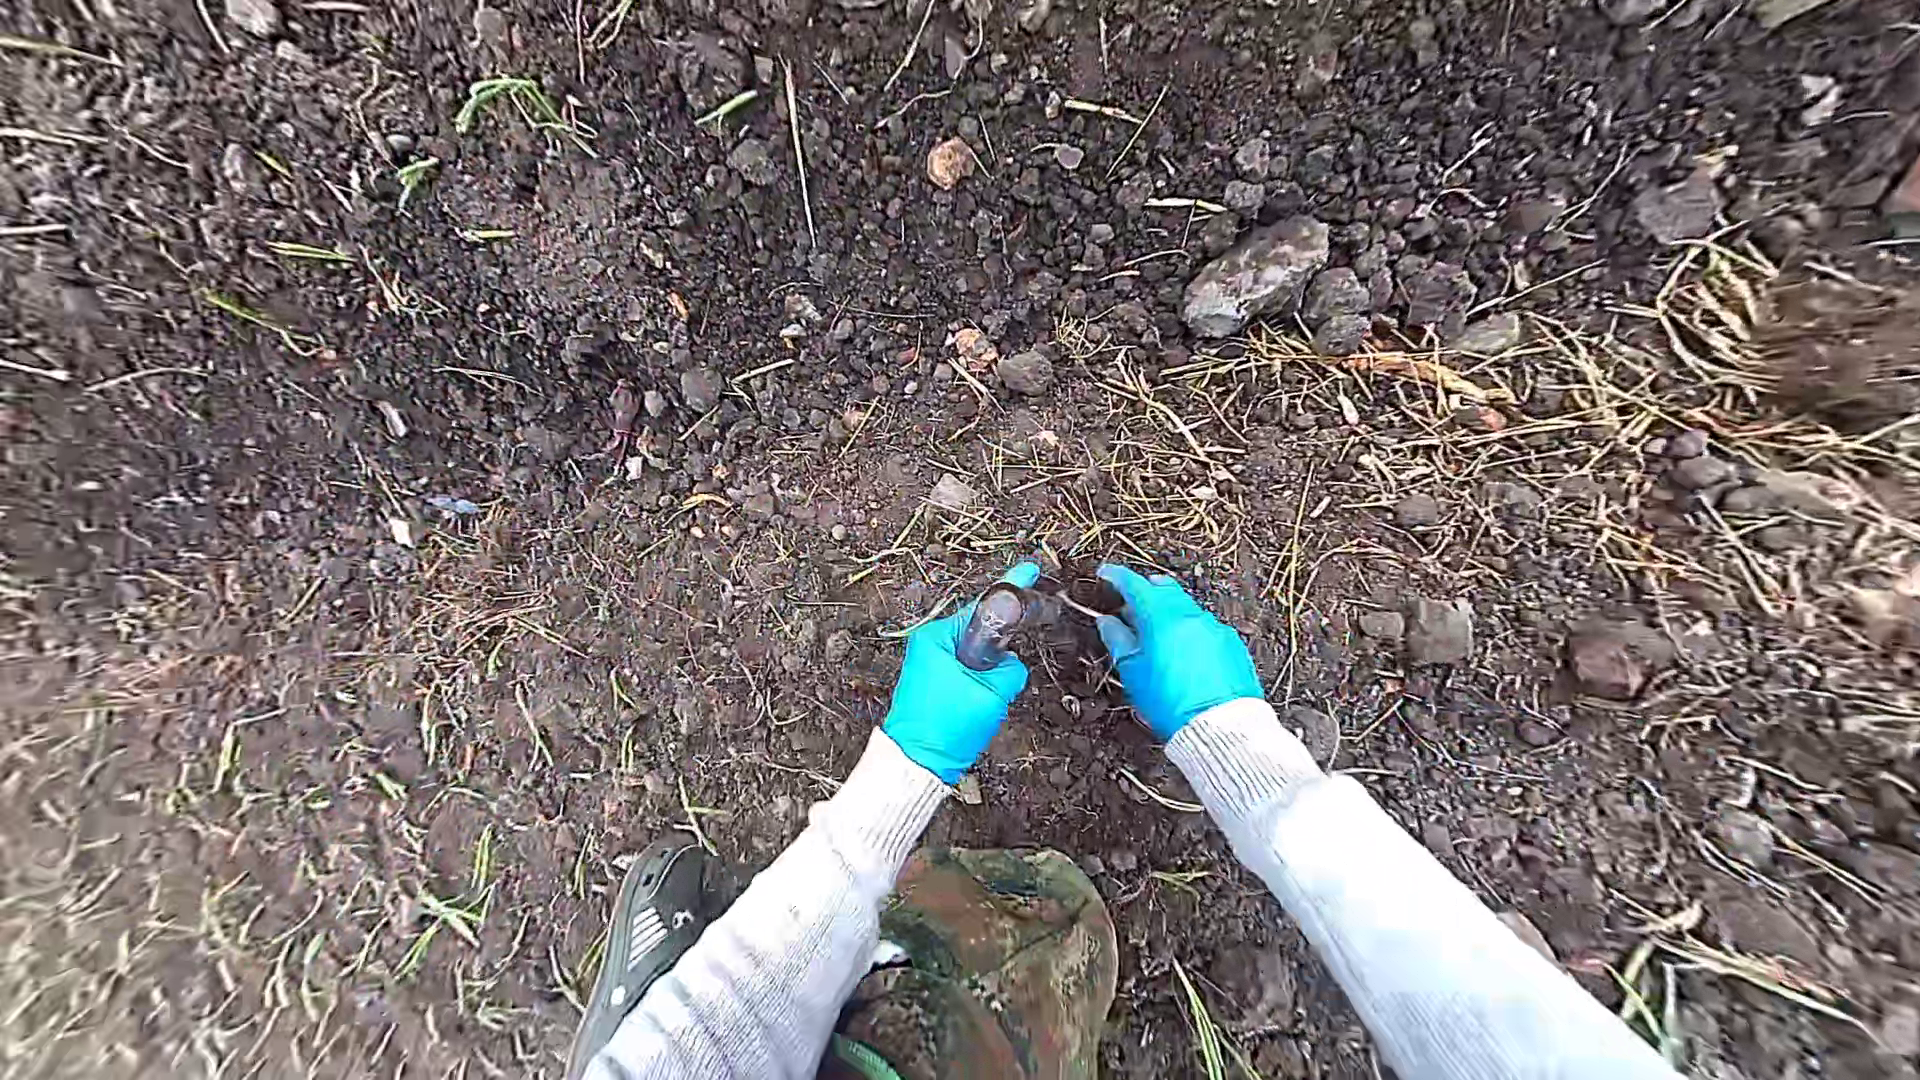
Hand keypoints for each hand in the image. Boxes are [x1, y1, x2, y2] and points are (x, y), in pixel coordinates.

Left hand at [883, 562, 1040, 782]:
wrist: (916, 763)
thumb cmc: (946, 727)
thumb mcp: (992, 693)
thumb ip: (1010, 669)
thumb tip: (1012, 662)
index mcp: (938, 637)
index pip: (981, 605)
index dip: (1010, 588)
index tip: (1029, 571)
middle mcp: (930, 642)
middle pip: (978, 626)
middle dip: (1002, 637)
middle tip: (1026, 634)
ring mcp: (930, 660)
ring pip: (974, 649)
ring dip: (991, 662)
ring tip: (995, 688)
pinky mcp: (934, 678)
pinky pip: (966, 665)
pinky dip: (981, 674)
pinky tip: (988, 692)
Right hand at [1095, 563, 1263, 740]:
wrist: (1221, 730)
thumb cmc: (1172, 704)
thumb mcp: (1133, 672)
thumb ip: (1117, 640)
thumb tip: (1108, 623)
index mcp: (1163, 618)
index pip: (1135, 585)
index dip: (1116, 577)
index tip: (1106, 574)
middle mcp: (1191, 616)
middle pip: (1164, 589)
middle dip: (1144, 592)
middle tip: (1128, 606)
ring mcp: (1214, 628)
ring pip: (1184, 608)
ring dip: (1166, 613)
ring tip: (1153, 636)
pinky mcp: (1231, 644)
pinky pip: (1203, 627)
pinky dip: (1187, 630)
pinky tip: (1180, 653)